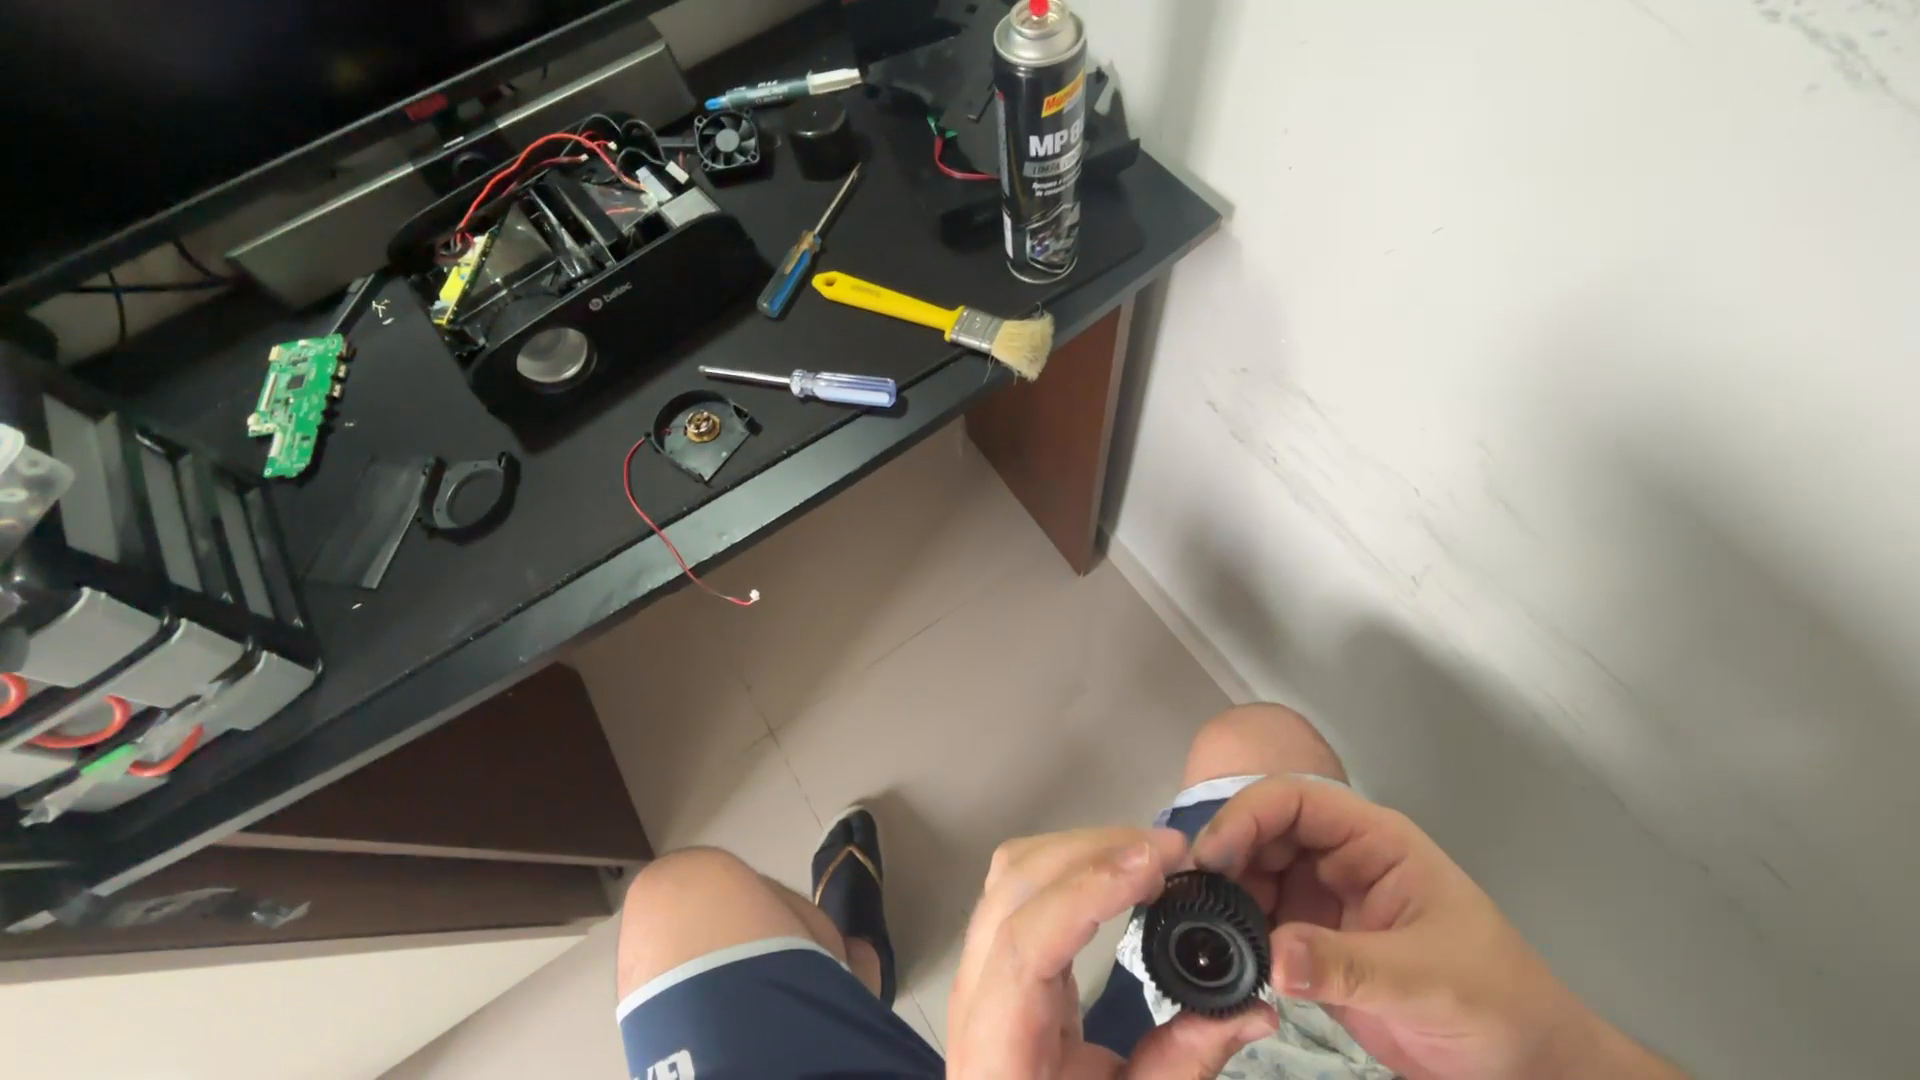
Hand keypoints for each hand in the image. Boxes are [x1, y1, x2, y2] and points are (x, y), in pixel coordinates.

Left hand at [947, 827, 1279, 1078]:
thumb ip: (1182, 1063)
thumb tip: (1254, 1010)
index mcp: (997, 1045)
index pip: (1025, 944)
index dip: (1087, 892)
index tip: (1154, 865)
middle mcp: (972, 992)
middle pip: (1015, 885)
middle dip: (1093, 851)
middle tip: (1171, 852)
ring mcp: (977, 965)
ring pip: (1013, 871)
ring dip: (1082, 847)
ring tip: (1151, 854)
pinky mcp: (994, 951)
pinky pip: (1021, 883)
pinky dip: (1070, 861)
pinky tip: (1118, 869)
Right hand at [1191, 777, 1683, 1079]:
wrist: (1526, 1069)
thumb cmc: (1498, 1004)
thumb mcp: (1431, 980)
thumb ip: (1349, 966)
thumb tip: (1271, 957)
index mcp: (1372, 841)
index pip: (1296, 801)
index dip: (1247, 816)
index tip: (1210, 856)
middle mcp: (1337, 860)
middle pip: (1263, 833)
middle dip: (1224, 855)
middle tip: (1187, 896)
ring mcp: (1320, 902)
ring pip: (1252, 875)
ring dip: (1222, 895)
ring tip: (1193, 927)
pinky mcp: (1309, 942)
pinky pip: (1258, 922)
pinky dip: (1232, 932)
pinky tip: (1214, 953)